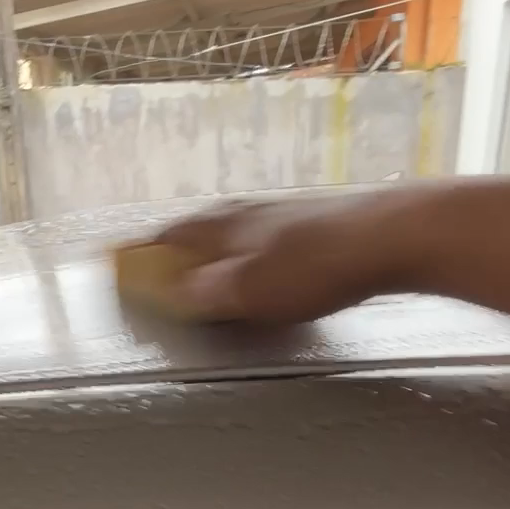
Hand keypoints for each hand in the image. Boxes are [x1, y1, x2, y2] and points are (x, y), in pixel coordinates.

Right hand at [151, 190, 435, 322]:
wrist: (393, 236)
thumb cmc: (316, 265)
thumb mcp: (252, 291)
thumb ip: (210, 293)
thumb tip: (176, 295)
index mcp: (225, 228)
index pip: (171, 237)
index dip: (142, 250)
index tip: (116, 256)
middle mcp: (248, 214)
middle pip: (200, 225)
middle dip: (175, 242)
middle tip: (157, 255)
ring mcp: (283, 213)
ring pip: (234, 225)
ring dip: (212, 241)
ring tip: (203, 254)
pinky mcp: (315, 220)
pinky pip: (264, 233)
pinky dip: (247, 246)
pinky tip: (262, 254)